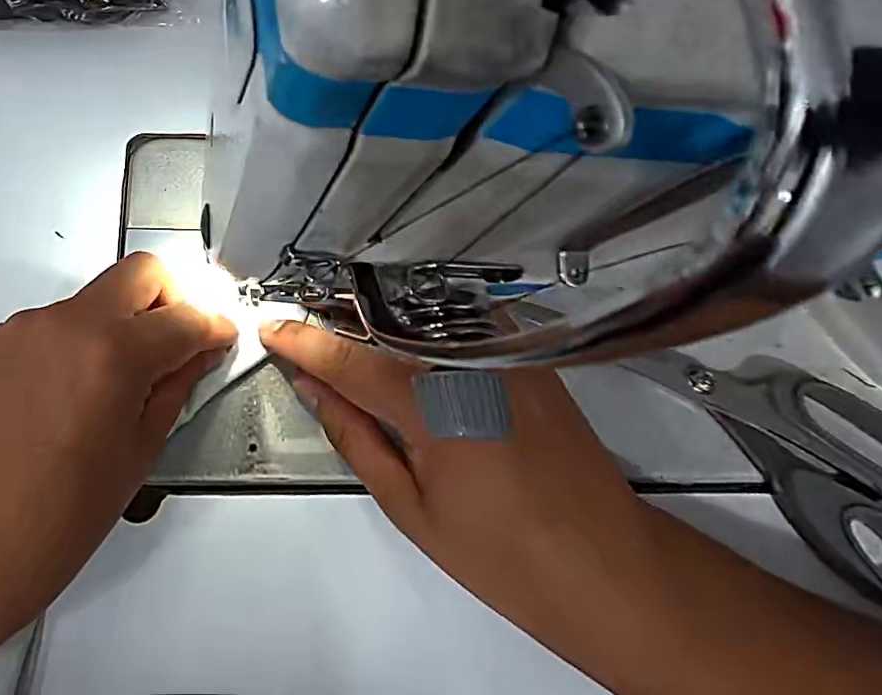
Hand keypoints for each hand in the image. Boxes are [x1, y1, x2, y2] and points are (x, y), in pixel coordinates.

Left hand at [0, 254, 235, 693]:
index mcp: (113, 354)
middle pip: (141, 271)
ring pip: (98, 295)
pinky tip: (76, 388)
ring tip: (121, 378)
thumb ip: (176, 386)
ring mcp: (28, 324)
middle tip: (178, 341)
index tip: (222, 337)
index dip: (214, 325)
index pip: (184, 317)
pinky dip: (83, 338)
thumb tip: (201, 349)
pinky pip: (60, 320)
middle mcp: (69, 321)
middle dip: (172, 298)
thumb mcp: (139, 452)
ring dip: (124, 321)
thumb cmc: (63, 517)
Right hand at [260, 322, 881, 694]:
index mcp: (434, 408)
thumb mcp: (411, 508)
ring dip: (369, 316)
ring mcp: (504, 352)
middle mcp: (469, 364)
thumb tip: (314, 388)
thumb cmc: (506, 556)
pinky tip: (396, 333)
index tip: (271, 329)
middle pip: (379, 323)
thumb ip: (355, 436)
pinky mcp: (525, 352)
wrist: (610, 566)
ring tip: (336, 327)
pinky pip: (455, 322)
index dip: (301, 339)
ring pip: (416, 315)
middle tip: (297, 325)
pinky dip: (415, 322)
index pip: (346, 358)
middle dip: (331, 319)